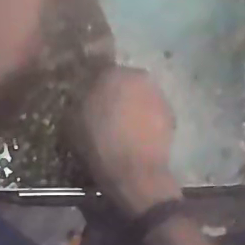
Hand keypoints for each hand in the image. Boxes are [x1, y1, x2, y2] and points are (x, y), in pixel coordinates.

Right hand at [78, 67, 182, 215]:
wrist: (136, 171)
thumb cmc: (100, 146)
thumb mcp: (73, 124)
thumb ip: (78, 103)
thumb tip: (82, 99)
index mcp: (111, 73)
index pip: (100, 74)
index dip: (94, 90)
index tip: (90, 104)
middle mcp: (138, 76)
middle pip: (125, 83)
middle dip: (118, 96)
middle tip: (109, 116)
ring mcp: (159, 94)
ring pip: (142, 97)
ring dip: (135, 108)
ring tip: (126, 129)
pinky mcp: (172, 115)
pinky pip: (155, 114)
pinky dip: (149, 122)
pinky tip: (140, 138)